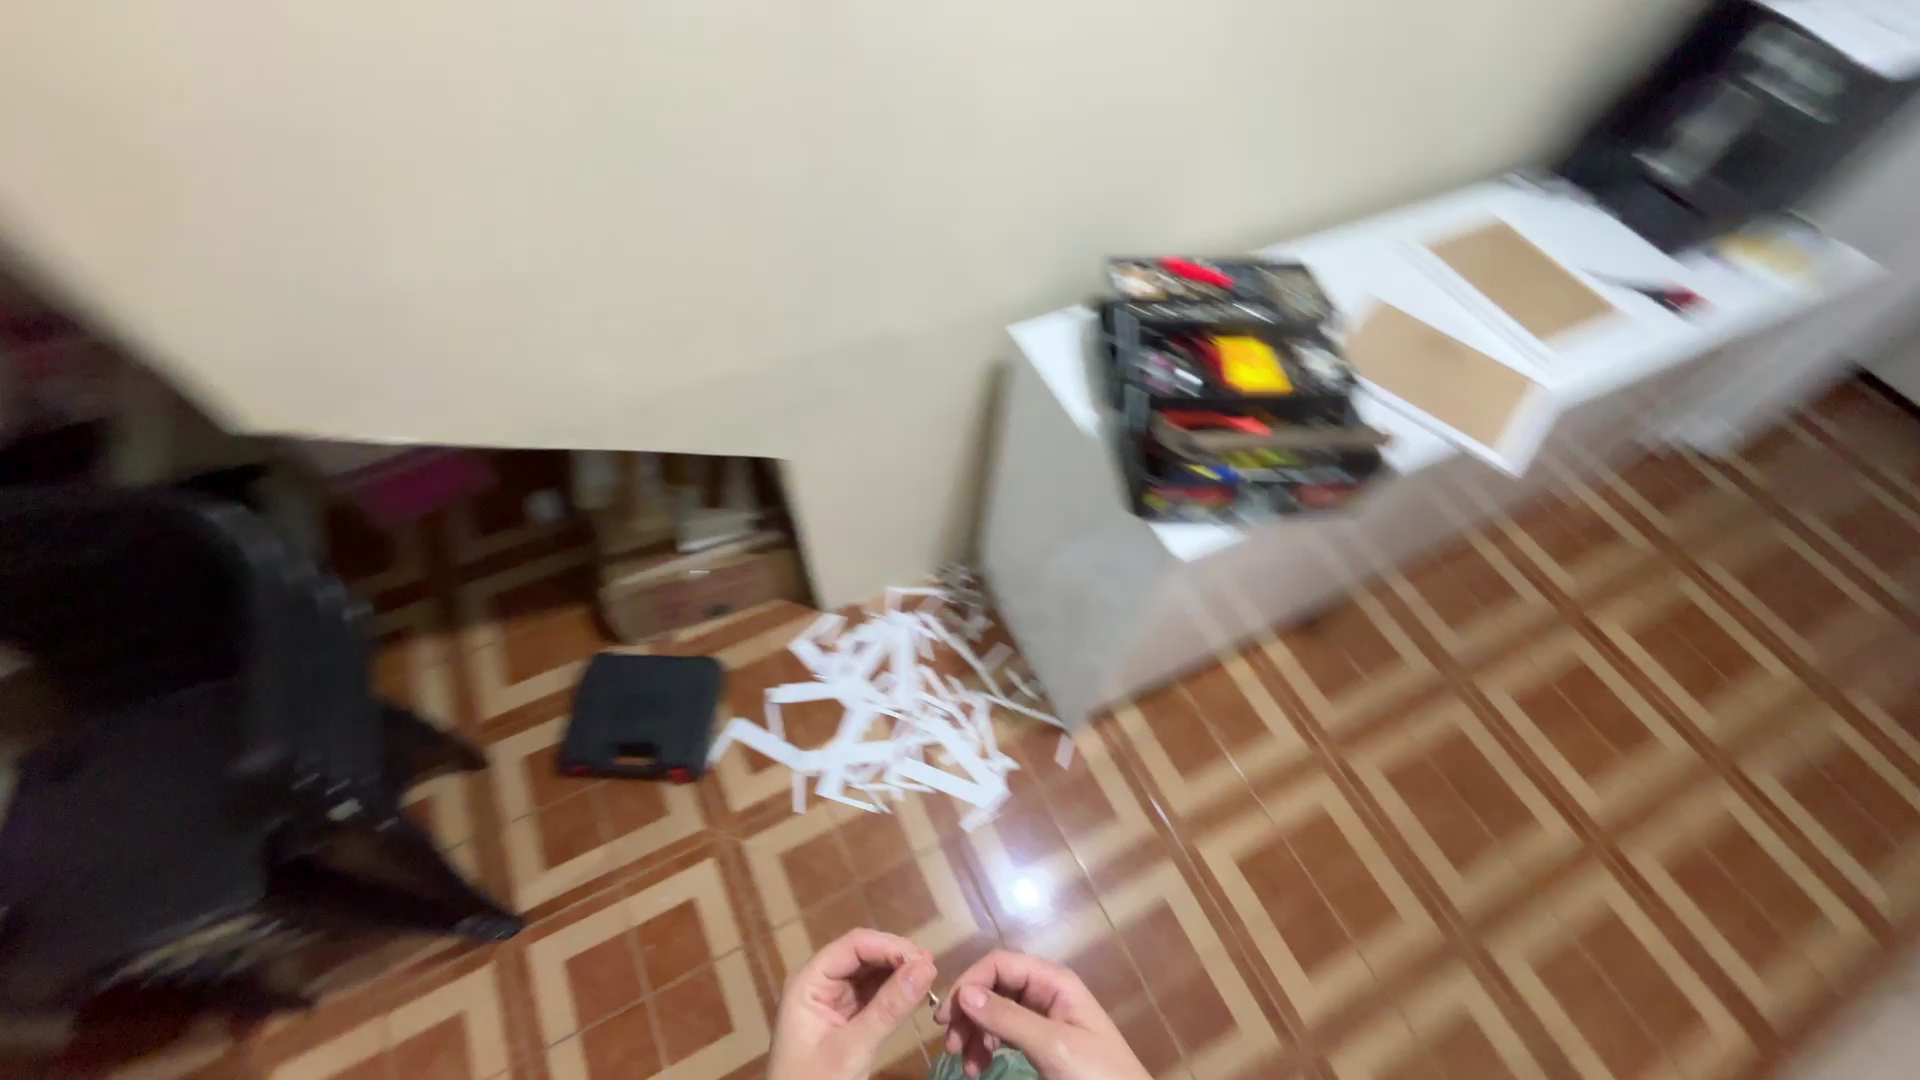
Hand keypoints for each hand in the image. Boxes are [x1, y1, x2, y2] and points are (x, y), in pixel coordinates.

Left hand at [767, 928, 935, 1079]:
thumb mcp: (851, 1050)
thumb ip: (888, 1009)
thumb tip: (927, 967)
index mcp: (810, 980)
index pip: (854, 946)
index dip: (889, 946)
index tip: (923, 959)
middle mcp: (822, 981)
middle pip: (864, 954)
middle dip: (897, 958)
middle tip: (932, 968)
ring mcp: (834, 999)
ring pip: (872, 972)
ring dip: (899, 973)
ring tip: (930, 977)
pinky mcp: (847, 1017)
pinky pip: (874, 994)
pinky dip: (895, 992)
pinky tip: (916, 993)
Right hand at [934, 950, 1150, 1079]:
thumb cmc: (1097, 1075)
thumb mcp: (1053, 1047)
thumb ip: (1009, 1018)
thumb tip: (964, 992)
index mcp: (1053, 980)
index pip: (1000, 963)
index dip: (970, 982)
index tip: (945, 1016)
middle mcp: (1045, 991)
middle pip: (994, 986)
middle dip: (969, 1011)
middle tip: (950, 1045)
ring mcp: (1044, 1017)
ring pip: (995, 1011)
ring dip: (975, 1032)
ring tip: (965, 1065)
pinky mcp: (1042, 1042)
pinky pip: (1005, 1033)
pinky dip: (987, 1046)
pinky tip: (979, 1066)